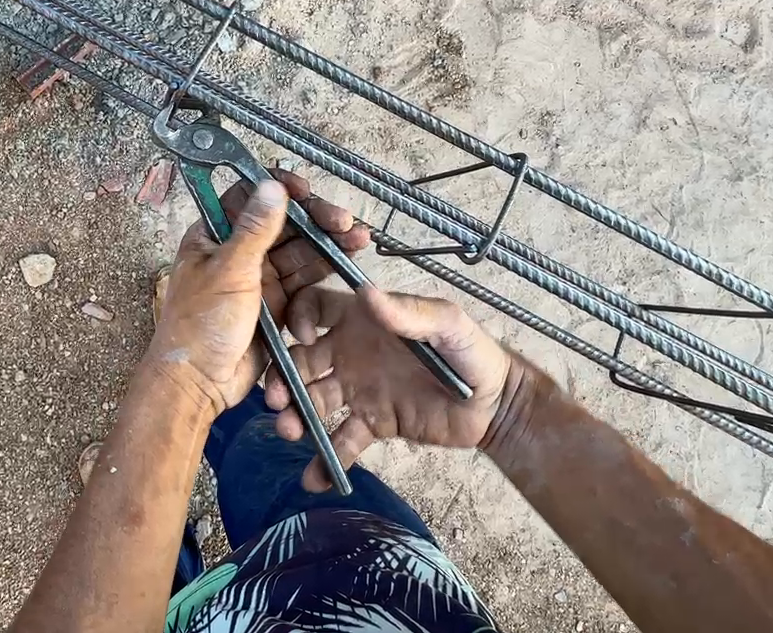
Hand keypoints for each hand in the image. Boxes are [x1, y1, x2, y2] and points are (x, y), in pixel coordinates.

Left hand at [149, 171, 373, 413]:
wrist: (200, 382)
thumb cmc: (201, 323)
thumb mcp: (229, 270)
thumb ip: (255, 229)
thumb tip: (272, 185)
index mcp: (213, 233)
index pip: (247, 196)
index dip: (277, 187)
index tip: (305, 188)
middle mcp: (237, 249)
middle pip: (281, 222)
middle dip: (314, 218)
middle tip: (344, 220)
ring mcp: (258, 275)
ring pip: (298, 250)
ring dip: (327, 241)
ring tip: (358, 237)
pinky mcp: (277, 302)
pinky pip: (304, 278)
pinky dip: (325, 268)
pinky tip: (348, 258)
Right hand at [264, 287, 528, 490]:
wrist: (497, 407)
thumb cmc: (471, 351)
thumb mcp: (447, 322)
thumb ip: (408, 311)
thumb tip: (366, 293)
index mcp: (360, 319)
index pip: (312, 307)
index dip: (297, 317)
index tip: (302, 337)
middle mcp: (348, 350)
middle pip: (300, 358)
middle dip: (282, 376)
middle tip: (275, 399)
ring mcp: (358, 389)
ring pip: (313, 400)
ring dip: (295, 415)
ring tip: (289, 432)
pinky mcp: (373, 424)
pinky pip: (342, 440)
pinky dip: (326, 460)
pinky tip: (314, 479)